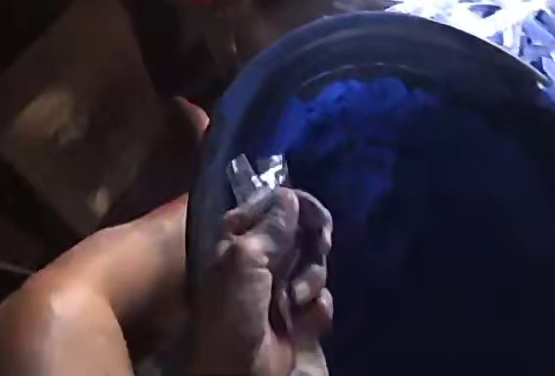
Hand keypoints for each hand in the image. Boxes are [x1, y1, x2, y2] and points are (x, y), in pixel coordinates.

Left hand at [189, 187, 333, 375]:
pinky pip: (321, 299)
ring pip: (313, 263)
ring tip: (296, 298)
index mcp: (240, 232)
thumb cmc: (233, 307)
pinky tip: (305, 318)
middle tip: (320, 248)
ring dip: (311, 279)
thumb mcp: (246, 259)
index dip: (297, 206)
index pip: (273, 203)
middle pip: (300, 231)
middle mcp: (261, 251)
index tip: (316, 215)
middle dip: (311, 243)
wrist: (239, 370)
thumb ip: (271, 227)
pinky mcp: (298, 313)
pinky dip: (317, 308)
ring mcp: (280, 281)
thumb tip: (290, 195)